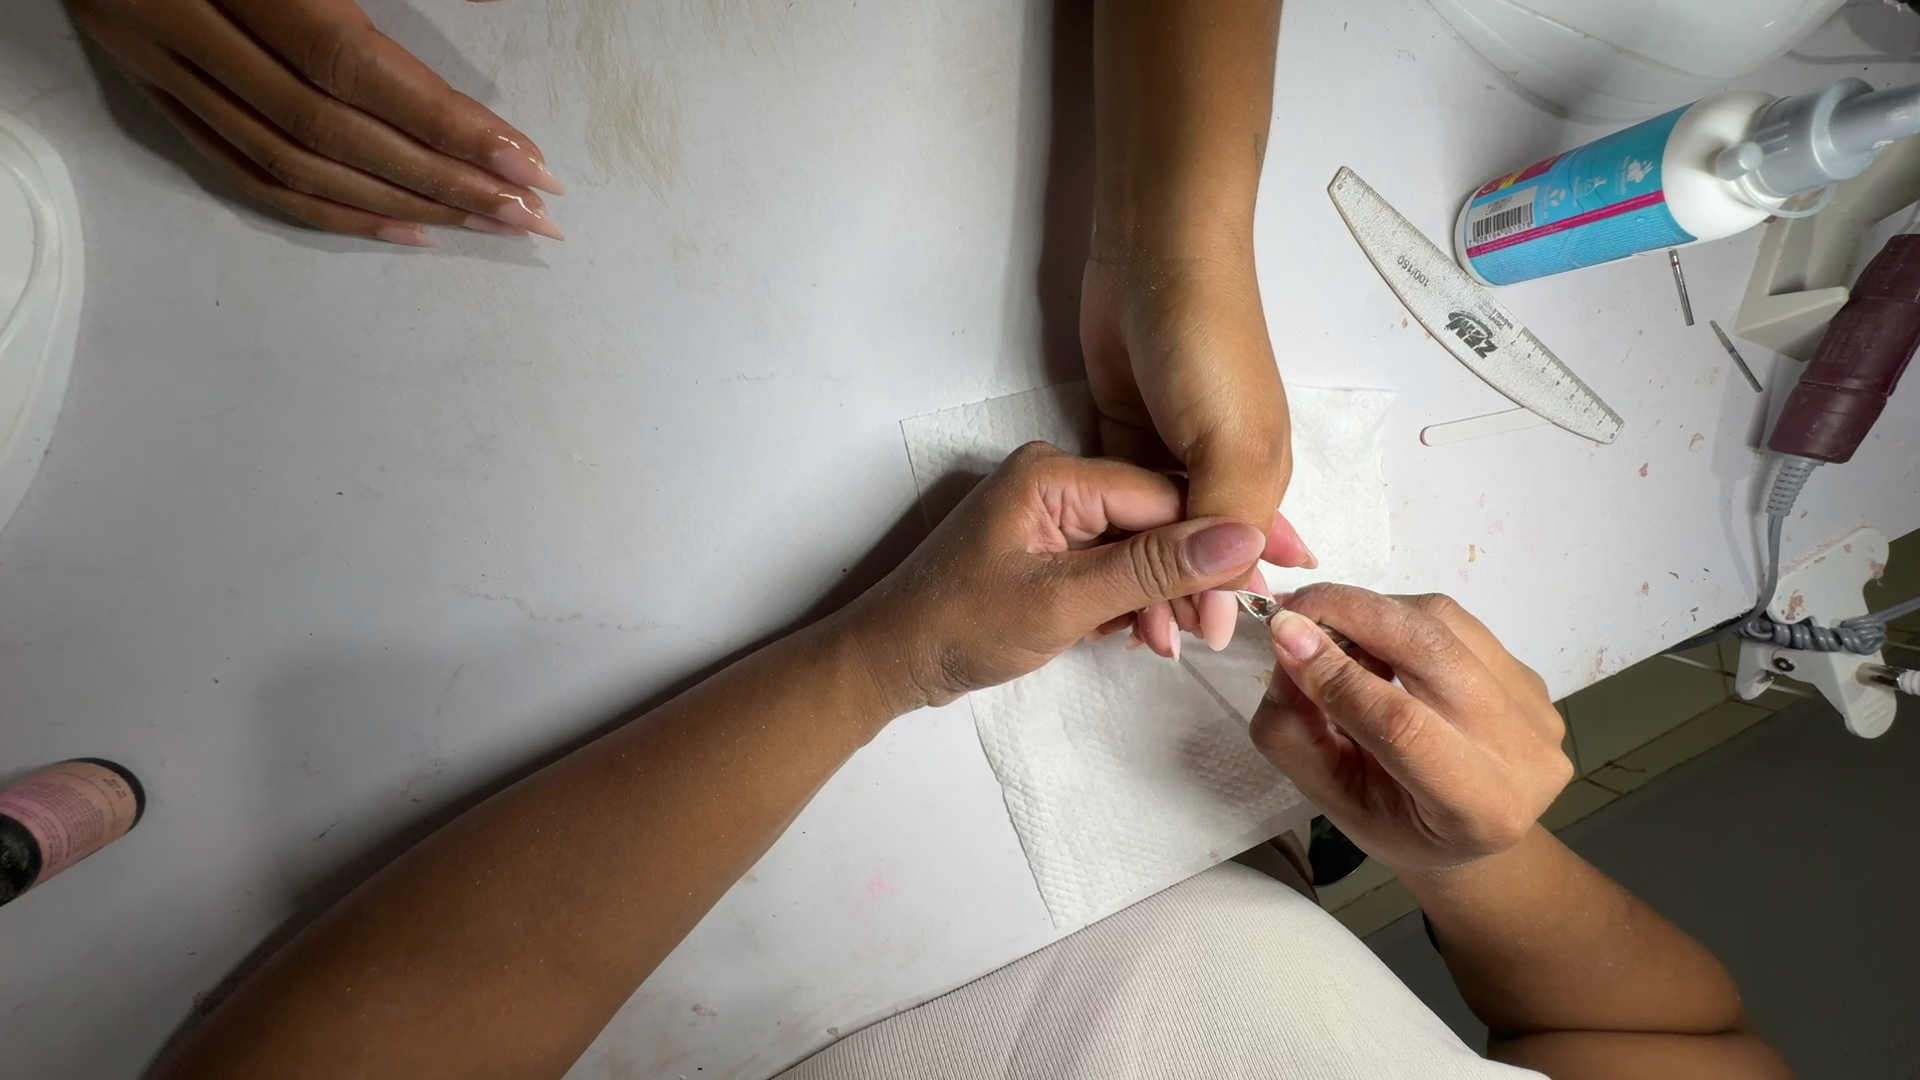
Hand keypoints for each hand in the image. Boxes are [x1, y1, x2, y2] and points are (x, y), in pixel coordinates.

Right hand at [69, 0, 563, 245]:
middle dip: (449, 182)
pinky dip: (338, 213)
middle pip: (335, 132)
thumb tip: (494, 15)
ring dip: (409, 206)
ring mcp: (150, 54)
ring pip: (297, 164)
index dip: (454, 127)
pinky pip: (249, 173)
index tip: (536, 169)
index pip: (356, 69)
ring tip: (493, 224)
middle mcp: (170, 14)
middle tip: (532, 216)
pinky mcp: (148, 83)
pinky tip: (415, 234)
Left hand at [849, 442, 1265, 709]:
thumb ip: (1152, 569)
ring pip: (1134, 547)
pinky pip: (1108, 563)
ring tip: (1158, 643)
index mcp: (1055, 473)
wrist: (895, 658)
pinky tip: (1127, 633)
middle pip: (1152, 520)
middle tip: (1206, 632)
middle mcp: (1057, 481)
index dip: (1213, 544)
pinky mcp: (1047, 546)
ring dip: (1152, 596)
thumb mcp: (1063, 600)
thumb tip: (1239, 538)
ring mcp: (1051, 515)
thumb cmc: (964, 625)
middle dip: (1182, 579)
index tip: (1253, 593)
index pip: (1162, 497)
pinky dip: (1123, 599)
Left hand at [1080, 248, 1309, 654]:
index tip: (1185, 643)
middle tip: (1152, 644)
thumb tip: (1234, 587)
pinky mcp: (1120, 428)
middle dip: (1173, 594)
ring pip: (1150, 529)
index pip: (1223, 552)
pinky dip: (1115, 534)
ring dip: (1143, 571)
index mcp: (1248, 471)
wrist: (1152, 253)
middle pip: (1186, 547)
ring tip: (1125, 621)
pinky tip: (1107, 567)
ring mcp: (1161, 445)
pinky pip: (1119, 499)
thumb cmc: (1200, 349)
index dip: (1202, 596)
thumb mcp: (1226, 442)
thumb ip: (1223, 518)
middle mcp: (1208, 464)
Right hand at [1249, 586, 1572, 875]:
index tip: (1279, 631)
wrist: (1466, 832)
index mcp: (1477, 806)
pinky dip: (1396, 618)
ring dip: (1370, 612)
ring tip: (1333, 637)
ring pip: (1441, 621)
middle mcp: (1524, 753)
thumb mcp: (1324, 794)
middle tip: (1292, 606)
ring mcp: (1535, 707)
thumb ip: (1292, 728)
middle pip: (1433, 651)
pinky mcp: (1530, 673)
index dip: (1336, 673)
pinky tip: (1376, 646)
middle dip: (1351, 613)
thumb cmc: (1389, 820)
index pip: (1404, 726)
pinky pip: (1452, 621)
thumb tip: (1288, 641)